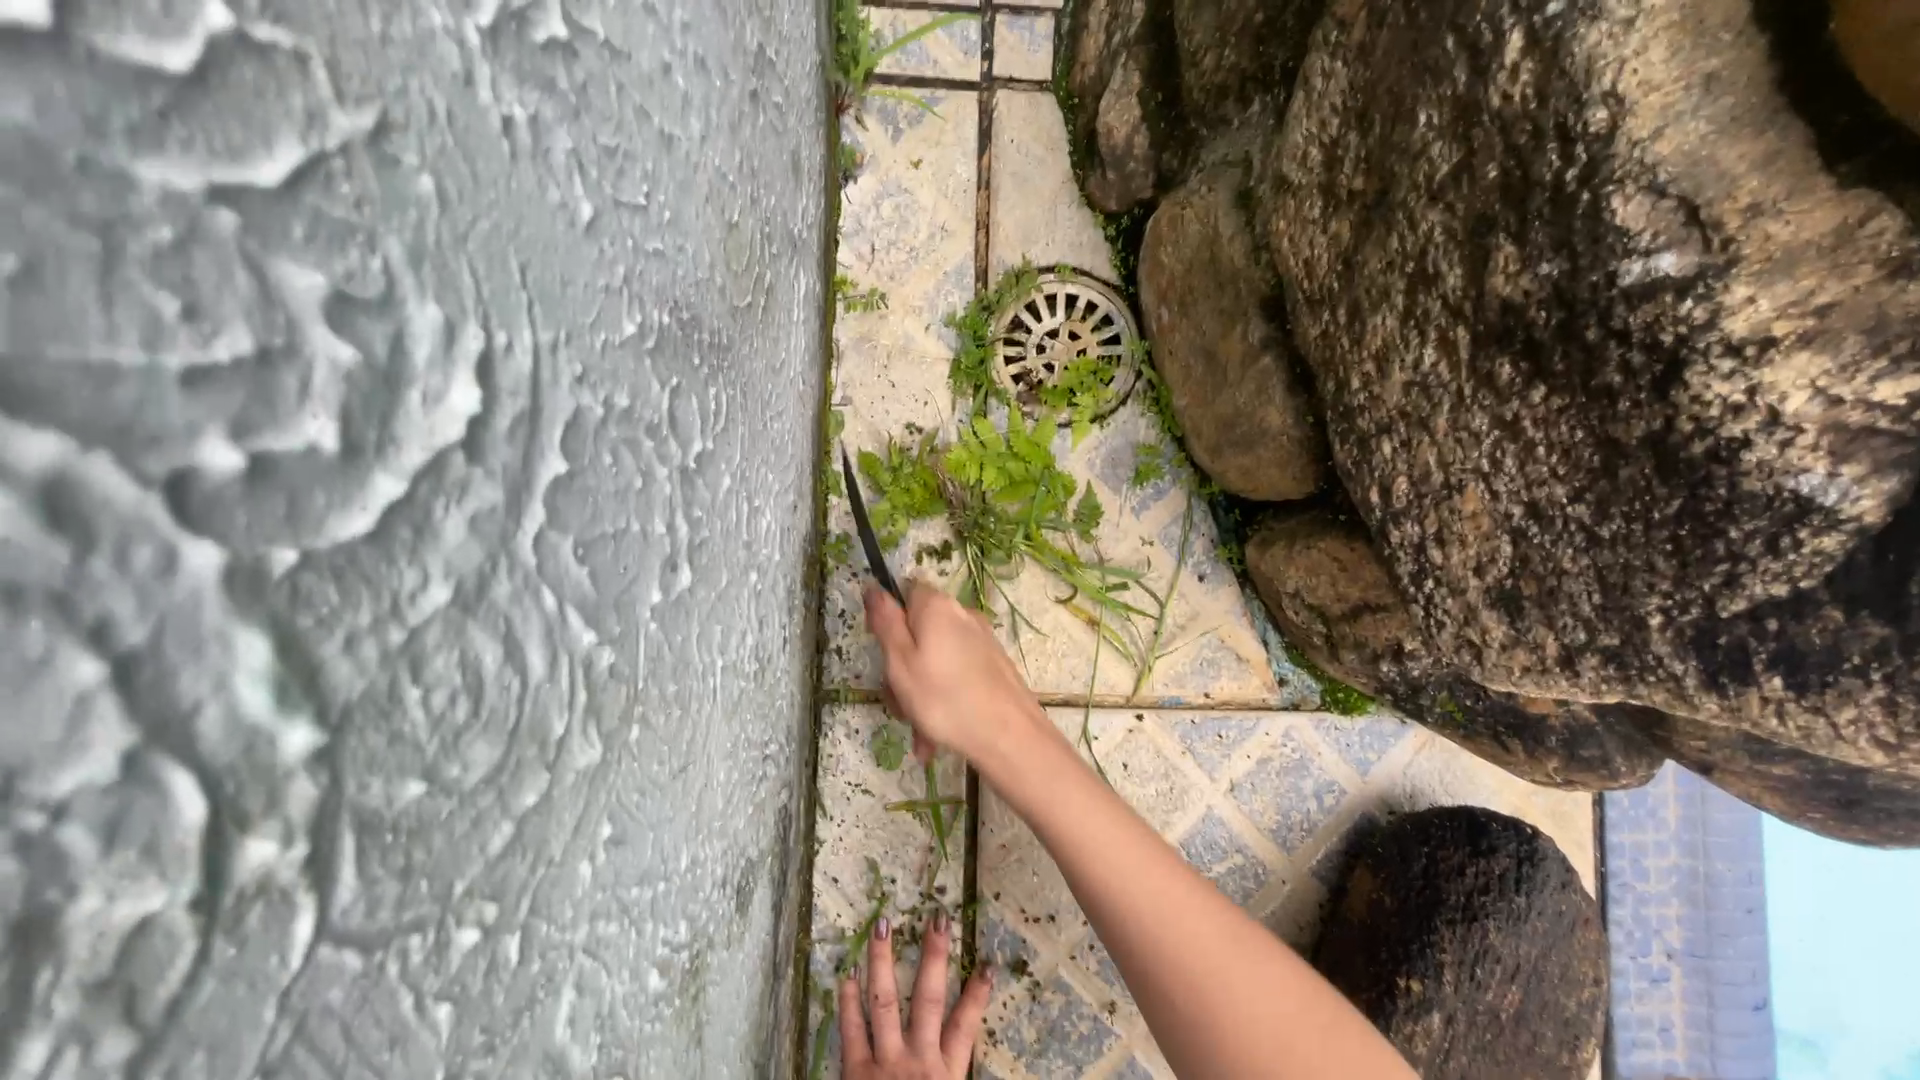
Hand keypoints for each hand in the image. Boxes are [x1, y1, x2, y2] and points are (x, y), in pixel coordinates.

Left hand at [840, 911, 991, 1079]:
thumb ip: (949, 1072)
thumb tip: (953, 1042)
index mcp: (945, 1074)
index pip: (965, 1026)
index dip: (977, 994)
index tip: (988, 964)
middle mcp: (918, 1058)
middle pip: (929, 999)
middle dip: (934, 956)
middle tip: (938, 918)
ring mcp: (885, 1060)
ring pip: (885, 1001)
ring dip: (882, 960)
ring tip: (882, 926)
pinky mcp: (855, 1070)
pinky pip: (851, 1028)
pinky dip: (848, 1000)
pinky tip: (849, 971)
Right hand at [863, 581, 1057, 771]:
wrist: (1009, 736)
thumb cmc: (944, 699)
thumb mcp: (900, 661)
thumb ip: (886, 622)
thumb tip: (873, 587)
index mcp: (936, 607)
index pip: (904, 593)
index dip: (888, 620)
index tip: (883, 652)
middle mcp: (962, 615)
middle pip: (919, 631)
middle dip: (903, 668)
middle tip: (899, 701)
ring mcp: (981, 641)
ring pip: (936, 660)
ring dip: (921, 692)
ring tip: (920, 730)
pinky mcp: (993, 665)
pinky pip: (956, 676)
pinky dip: (944, 699)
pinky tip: (938, 735)